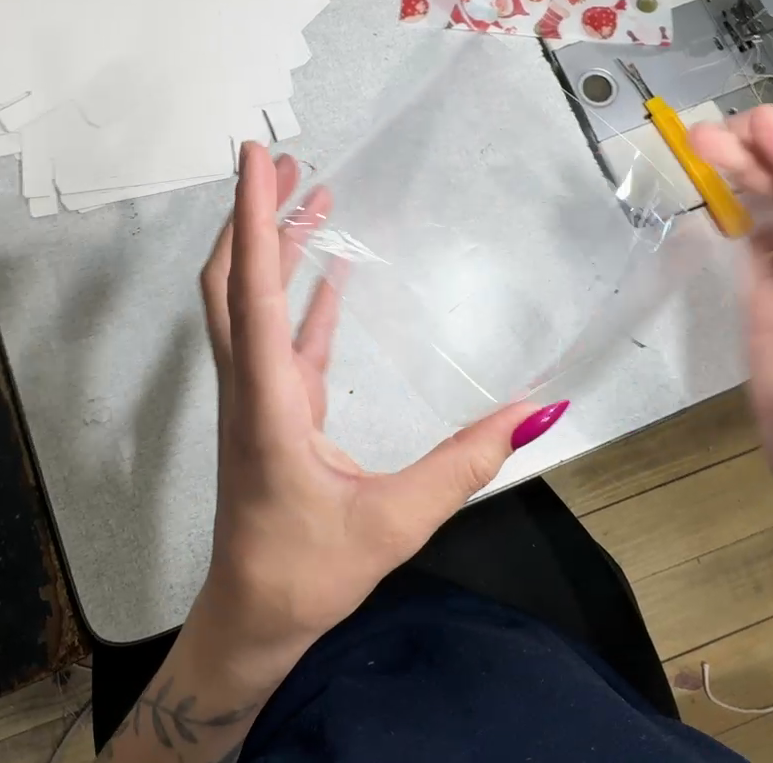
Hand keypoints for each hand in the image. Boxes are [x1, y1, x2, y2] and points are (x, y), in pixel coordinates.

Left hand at [190, 143, 558, 676]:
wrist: (252, 617)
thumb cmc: (308, 572)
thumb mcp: (394, 521)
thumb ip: (464, 464)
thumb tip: (539, 411)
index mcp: (266, 399)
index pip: (252, 288)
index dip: (253, 216)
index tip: (252, 156)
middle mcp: (250, 383)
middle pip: (233, 279)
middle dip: (254, 213)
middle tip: (286, 159)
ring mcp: (258, 394)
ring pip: (251, 302)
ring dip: (274, 246)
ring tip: (311, 195)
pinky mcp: (274, 409)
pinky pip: (283, 337)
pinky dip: (301, 297)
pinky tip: (331, 273)